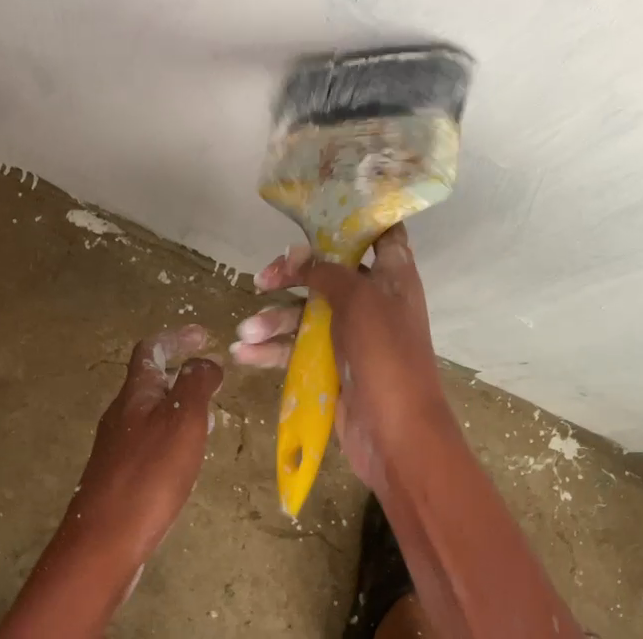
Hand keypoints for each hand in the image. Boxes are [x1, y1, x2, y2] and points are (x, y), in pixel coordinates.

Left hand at [71, 324, 222, 561]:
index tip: (205, 336)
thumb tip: (205, 360)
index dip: (177, 338)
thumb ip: (196, 384)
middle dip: (181, 374)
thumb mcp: (183, 419)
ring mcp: (116, 448)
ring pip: (150, 413)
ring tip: (208, 419)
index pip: (150, 349)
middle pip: (149, 381)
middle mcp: (121, 414)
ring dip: (179, 407)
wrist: (103, 544)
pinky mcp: (118, 478)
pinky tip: (185, 460)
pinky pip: (149, 443)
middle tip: (212, 381)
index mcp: (135, 393)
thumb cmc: (148, 474)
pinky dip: (172, 438)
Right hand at [231, 225, 451, 488]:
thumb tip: (301, 255)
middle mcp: (374, 299)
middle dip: (293, 274)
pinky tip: (245, 354)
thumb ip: (327, 272)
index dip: (356, 218)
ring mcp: (352, 334)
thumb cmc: (385, 355)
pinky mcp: (333, 365)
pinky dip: (273, 349)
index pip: (381, 233)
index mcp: (393, 275)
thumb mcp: (358, 300)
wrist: (397, 434)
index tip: (319, 209)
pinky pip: (297, 347)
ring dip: (274, 319)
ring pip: (307, 312)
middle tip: (262, 279)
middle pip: (329, 271)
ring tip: (246, 332)